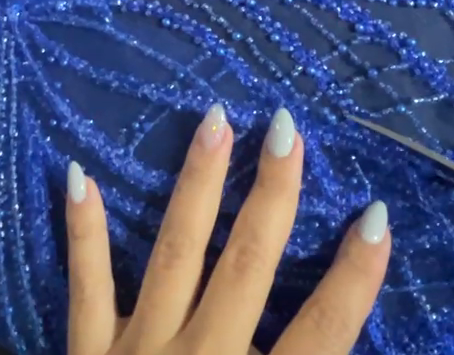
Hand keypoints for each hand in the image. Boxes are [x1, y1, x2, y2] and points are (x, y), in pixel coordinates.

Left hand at [64, 106, 390, 354]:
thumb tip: (344, 345)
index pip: (322, 333)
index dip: (355, 277)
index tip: (377, 214)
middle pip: (246, 268)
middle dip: (271, 196)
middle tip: (284, 127)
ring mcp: (139, 353)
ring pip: (174, 254)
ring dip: (196, 186)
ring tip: (213, 121)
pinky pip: (86, 288)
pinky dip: (82, 233)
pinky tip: (77, 174)